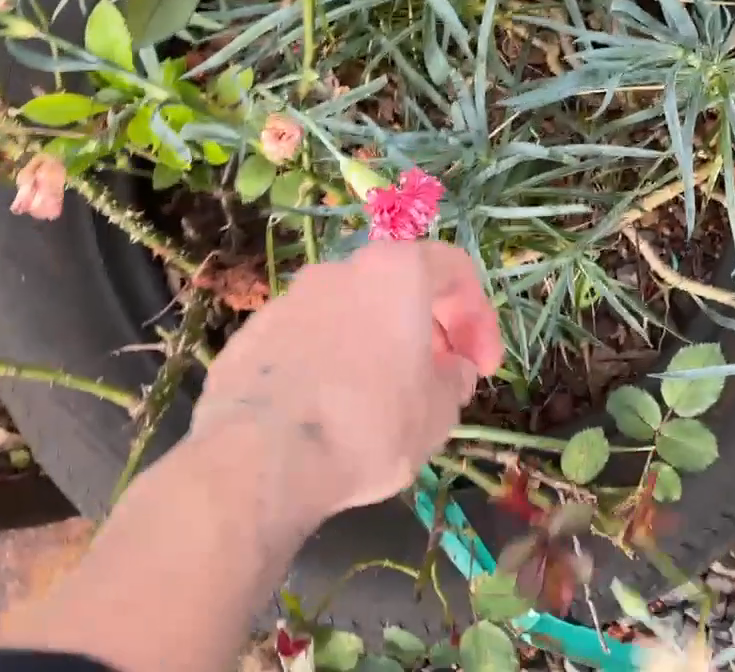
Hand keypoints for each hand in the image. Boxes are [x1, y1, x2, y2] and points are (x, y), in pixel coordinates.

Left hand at [190, 240, 503, 527]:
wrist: (255, 462)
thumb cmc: (368, 424)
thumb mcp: (441, 410)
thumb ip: (455, 378)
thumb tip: (450, 371)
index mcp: (397, 271)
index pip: (456, 271)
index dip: (479, 319)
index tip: (483, 368)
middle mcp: (342, 270)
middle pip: (402, 287)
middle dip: (430, 331)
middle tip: (440, 379)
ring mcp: (290, 300)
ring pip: (354, 313)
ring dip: (380, 346)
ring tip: (385, 400)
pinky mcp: (252, 337)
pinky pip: (311, 341)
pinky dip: (333, 364)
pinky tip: (332, 413)